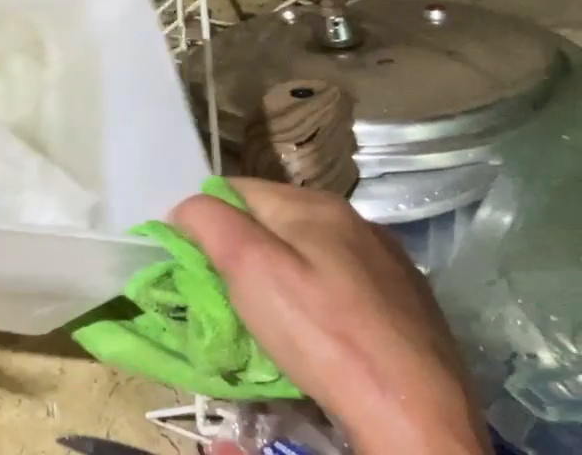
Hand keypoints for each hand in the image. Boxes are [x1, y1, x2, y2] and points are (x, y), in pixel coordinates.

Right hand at [171, 178, 488, 454]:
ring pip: (305, 253)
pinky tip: (320, 331)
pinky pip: (338, 284)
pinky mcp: (409, 304)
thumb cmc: (321, 332)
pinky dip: (317, 299)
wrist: (416, 417)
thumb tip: (190, 211)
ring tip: (276, 316)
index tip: (206, 266)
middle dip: (243, 250)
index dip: (207, 223)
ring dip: (280, 275)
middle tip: (236, 295)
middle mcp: (358, 222)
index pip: (231, 190)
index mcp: (316, 204)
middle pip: (269, 221)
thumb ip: (206, 218)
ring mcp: (390, 264)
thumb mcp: (244, 263)